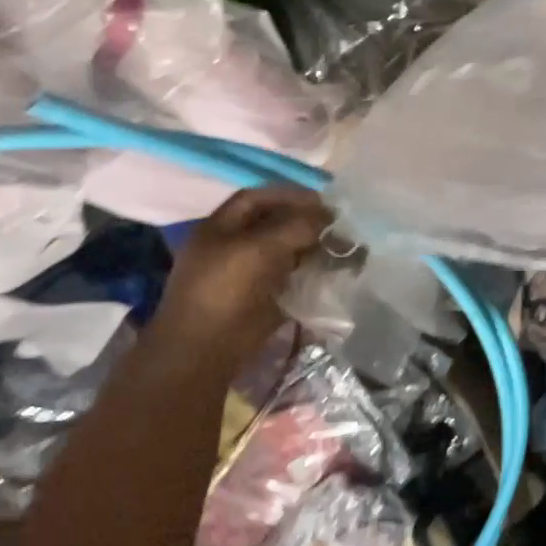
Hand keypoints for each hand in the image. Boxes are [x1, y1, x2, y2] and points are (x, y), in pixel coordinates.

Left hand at [147, 185, 333, 373]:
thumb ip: (297, 225)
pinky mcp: (262, 296)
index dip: (290, 194)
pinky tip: (332, 270)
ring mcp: (247, 273)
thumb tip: (328, 220)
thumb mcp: (260, 247)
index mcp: (220, 228)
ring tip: (342, 248)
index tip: (322, 200)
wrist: (203, 350)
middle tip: (338, 225)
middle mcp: (233, 246)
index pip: (258, 197)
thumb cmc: (223, 290)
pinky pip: (293, 275)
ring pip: (288, 249)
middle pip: (276, 222)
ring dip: (315, 246)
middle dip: (308, 221)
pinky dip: (313, 269)